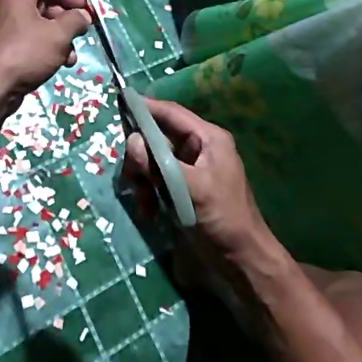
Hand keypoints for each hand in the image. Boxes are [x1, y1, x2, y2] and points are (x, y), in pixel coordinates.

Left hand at [0, 0, 90, 104]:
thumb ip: (76, 19)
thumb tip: (83, 16)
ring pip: (40, 25)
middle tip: (81, 31)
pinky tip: (59, 65)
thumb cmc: (25, 54)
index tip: (85, 8)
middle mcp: (8, 7)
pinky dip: (47, 48)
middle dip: (67, 17)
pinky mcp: (4, 49)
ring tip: (71, 55)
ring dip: (61, 37)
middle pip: (45, 2)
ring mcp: (4, 29)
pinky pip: (31, 41)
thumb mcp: (59, 34)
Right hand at [123, 97, 274, 262]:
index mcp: (208, 139)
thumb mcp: (191, 189)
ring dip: (142, 181)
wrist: (240, 260)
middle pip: (156, 138)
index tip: (120, 101)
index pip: (172, 113)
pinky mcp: (181, 190)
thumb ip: (160, 164)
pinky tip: (150, 213)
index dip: (146, 107)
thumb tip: (131, 140)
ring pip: (152, 161)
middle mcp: (198, 149)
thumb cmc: (223, 218)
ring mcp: (188, 170)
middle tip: (134, 183)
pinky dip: (148, 193)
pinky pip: (155, 181)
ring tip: (146, 206)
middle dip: (141, 158)